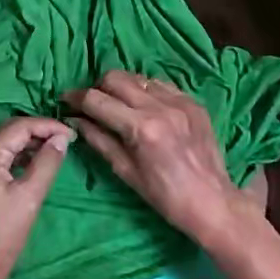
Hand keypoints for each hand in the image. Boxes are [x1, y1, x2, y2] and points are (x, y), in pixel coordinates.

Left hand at [0, 117, 73, 278]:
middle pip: (12, 130)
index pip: (20, 126)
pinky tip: (39, 162)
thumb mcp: (30, 197)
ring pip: (8, 142)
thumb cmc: (2, 235)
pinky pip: (4, 156)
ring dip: (32, 142)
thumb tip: (62, 139)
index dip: (48, 126)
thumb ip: (47, 163)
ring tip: (58, 149)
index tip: (73, 134)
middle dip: (40, 130)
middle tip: (67, 139)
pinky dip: (22, 154)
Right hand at [65, 71, 252, 249]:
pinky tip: (144, 107)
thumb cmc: (165, 196)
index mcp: (141, 128)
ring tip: (118, 105)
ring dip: (122, 87)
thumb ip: (99, 140)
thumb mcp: (126, 171)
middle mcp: (160, 107)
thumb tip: (76, 120)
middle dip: (98, 87)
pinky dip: (146, 91)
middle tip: (93, 103)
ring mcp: (180, 101)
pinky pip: (161, 84)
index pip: (98, 100)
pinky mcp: (193, 101)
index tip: (67, 100)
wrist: (212, 201)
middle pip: (116, 77)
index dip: (77, 97)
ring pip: (138, 77)